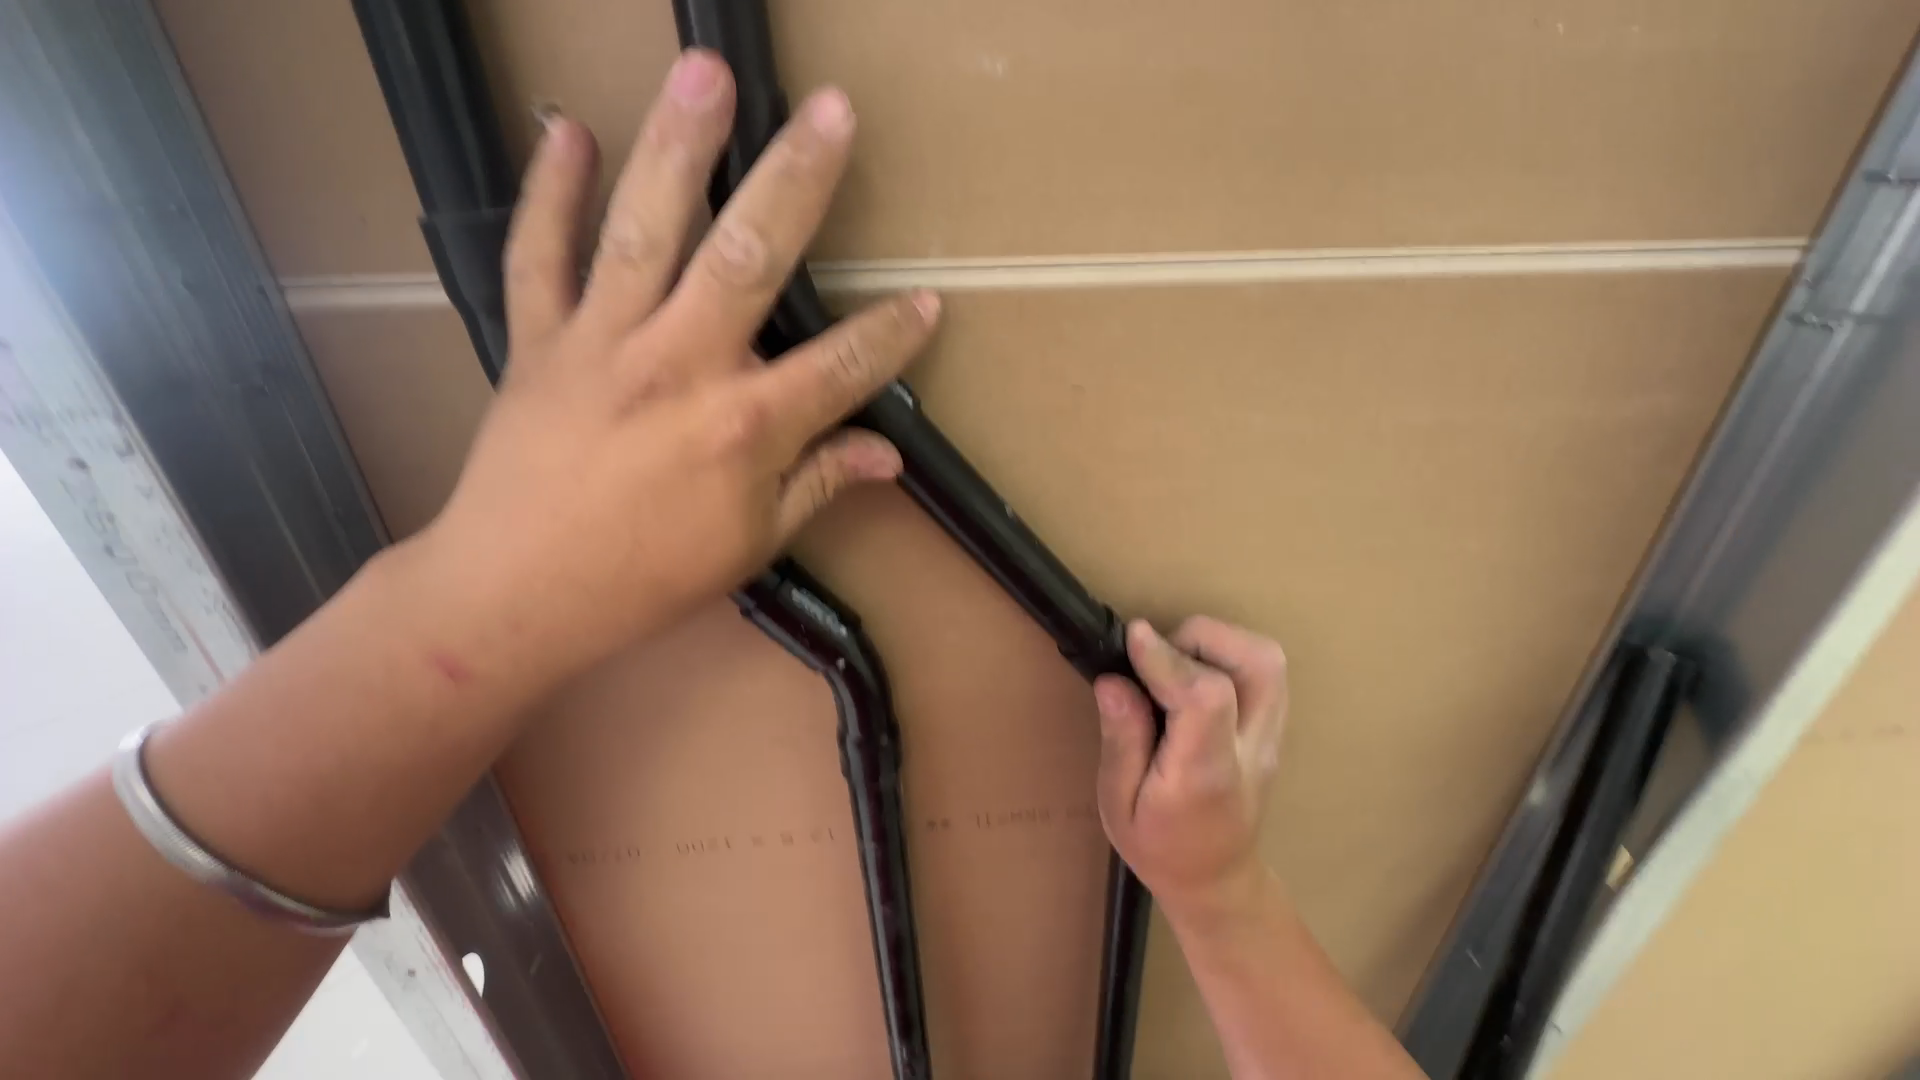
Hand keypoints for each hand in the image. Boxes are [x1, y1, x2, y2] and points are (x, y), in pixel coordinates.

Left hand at [404, 51, 938, 682]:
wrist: (516, 594)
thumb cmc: (648, 578)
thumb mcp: (752, 541)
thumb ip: (821, 483)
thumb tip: (889, 455)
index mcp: (745, 428)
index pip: (842, 367)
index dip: (892, 336)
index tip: (928, 302)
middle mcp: (681, 367)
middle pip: (752, 259)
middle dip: (799, 181)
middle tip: (833, 112)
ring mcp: (603, 344)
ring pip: (647, 231)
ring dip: (679, 147)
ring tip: (705, 74)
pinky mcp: (538, 340)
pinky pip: (539, 255)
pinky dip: (550, 193)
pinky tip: (568, 131)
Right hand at [1095, 617, 1289, 919]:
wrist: (1217, 881)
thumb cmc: (1159, 848)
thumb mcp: (1118, 804)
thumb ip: (1121, 740)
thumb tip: (1113, 680)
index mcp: (1206, 773)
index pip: (1207, 696)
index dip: (1168, 658)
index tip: (1131, 637)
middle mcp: (1250, 747)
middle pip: (1258, 662)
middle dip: (1201, 638)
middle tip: (1157, 658)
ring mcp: (1271, 736)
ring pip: (1268, 658)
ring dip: (1218, 643)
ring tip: (1175, 665)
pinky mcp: (1274, 726)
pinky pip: (1265, 670)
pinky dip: (1228, 656)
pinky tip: (1193, 677)